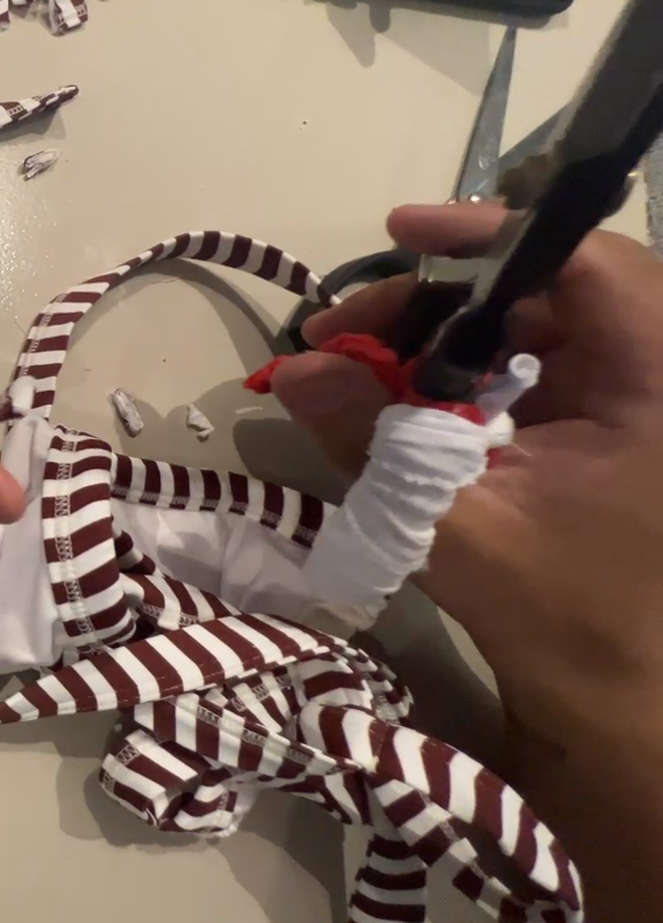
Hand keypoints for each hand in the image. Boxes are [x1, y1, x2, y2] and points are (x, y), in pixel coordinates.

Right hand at [269, 203, 662, 922]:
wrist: (623, 690)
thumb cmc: (559, 607)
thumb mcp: (445, 517)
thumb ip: (367, 435)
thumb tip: (296, 369)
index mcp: (660, 388)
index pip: (589, 268)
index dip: (493, 234)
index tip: (400, 232)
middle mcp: (657, 380)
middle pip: (537, 296)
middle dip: (427, 302)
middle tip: (335, 336)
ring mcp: (630, 406)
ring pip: (520, 334)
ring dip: (427, 341)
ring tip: (346, 369)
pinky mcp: (599, 431)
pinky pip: (516, 375)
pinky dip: (446, 377)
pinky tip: (391, 401)